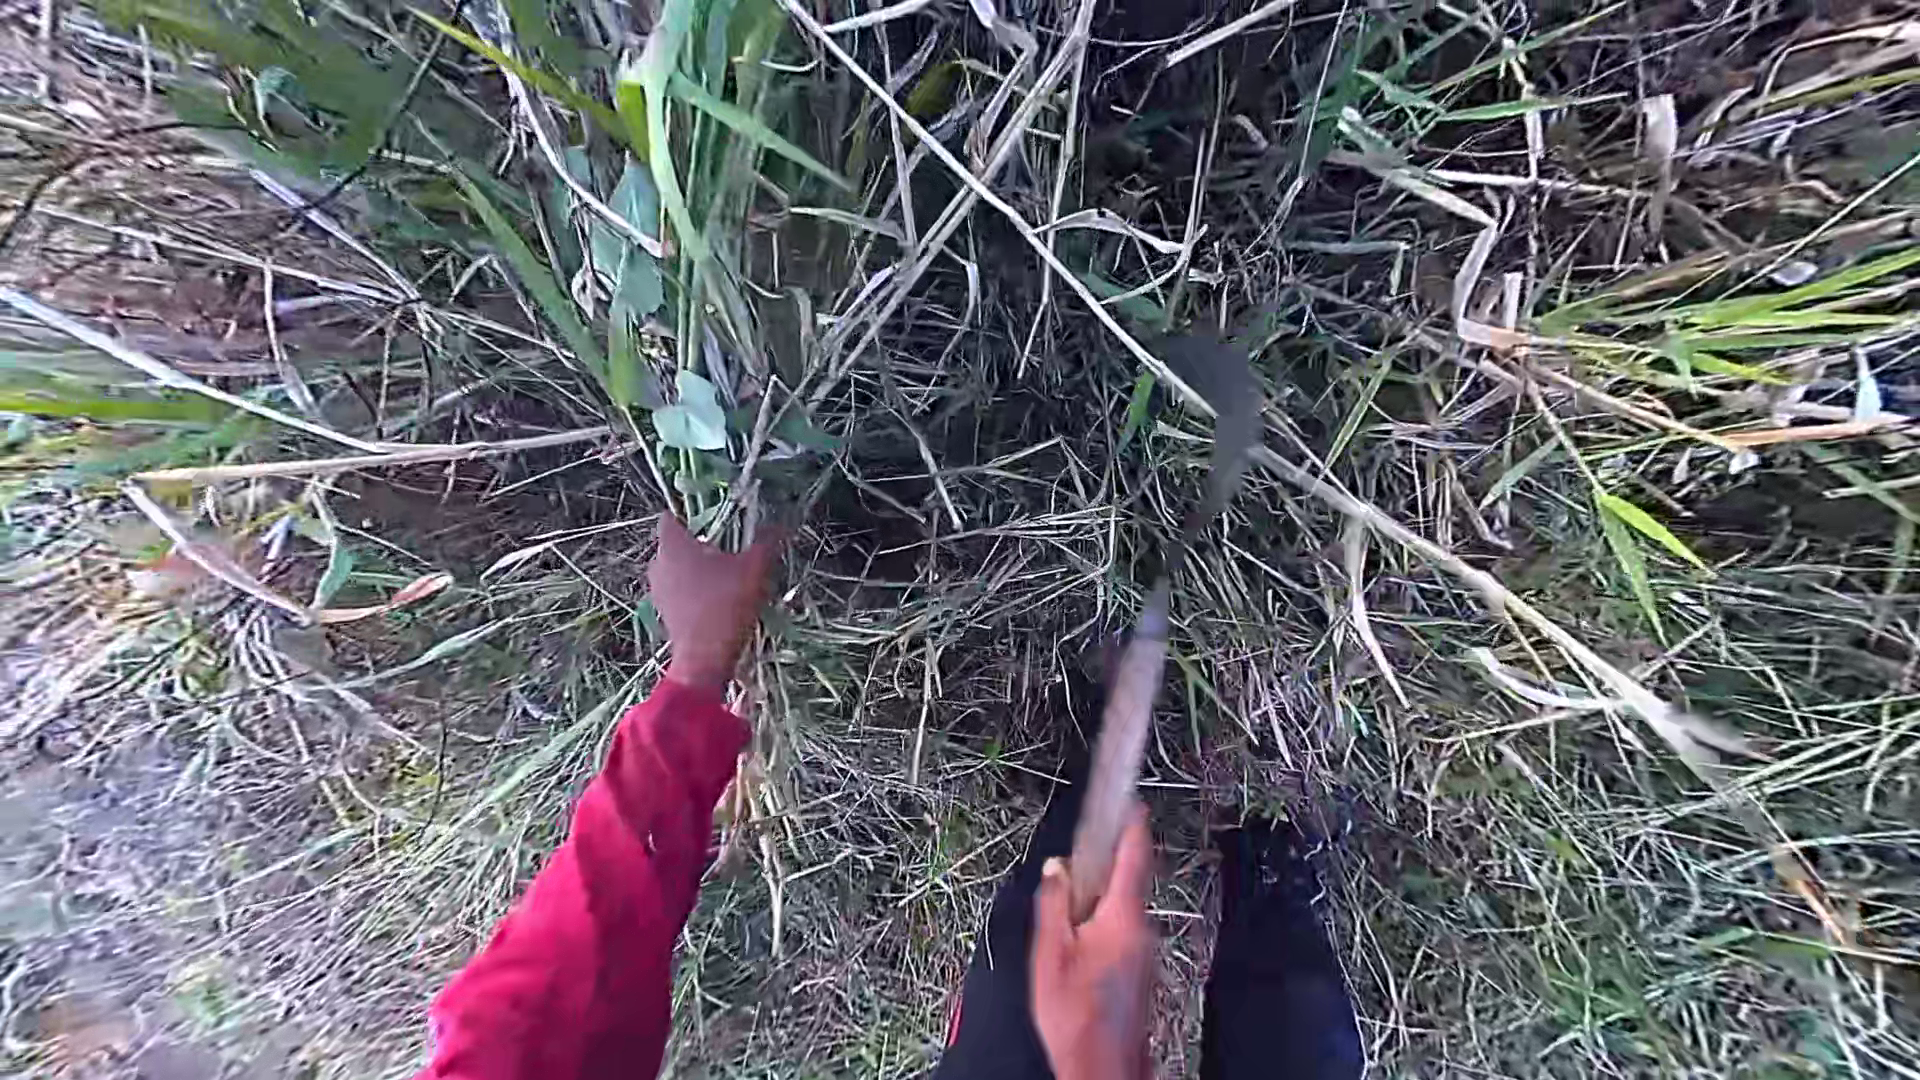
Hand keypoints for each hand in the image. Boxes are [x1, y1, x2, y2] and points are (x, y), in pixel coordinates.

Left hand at [649, 515, 780, 690]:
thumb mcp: (755, 568)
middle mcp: (658, 563)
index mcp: (673, 544)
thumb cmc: (726, 605)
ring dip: (698, 566)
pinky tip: (719, 596)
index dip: (693, 511)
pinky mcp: (664, 610)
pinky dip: (695, 587)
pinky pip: (679, 588)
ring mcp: (658, 589)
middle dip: (702, 540)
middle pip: (677, 541)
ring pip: (677, 566)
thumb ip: (767, 541)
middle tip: (731, 544)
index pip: (672, 515)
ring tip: (728, 571)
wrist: (706, 658)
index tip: (718, 515)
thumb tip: (780, 524)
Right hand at [1031, 805, 1156, 1079]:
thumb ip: (1053, 901)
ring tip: (1067, 916)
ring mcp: (1144, 951)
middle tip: (1073, 866)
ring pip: (1122, 905)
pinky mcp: (1139, 968)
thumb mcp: (1051, 952)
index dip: (1134, 825)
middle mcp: (1141, 930)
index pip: (1135, 857)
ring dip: (1098, 898)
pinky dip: (1102, 919)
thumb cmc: (1076, 1018)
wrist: (1102, 1074)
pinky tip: (1079, 943)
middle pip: (1126, 879)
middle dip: (1101, 866)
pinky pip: (1122, 927)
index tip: (1133, 802)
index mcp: (1122, 918)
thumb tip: (1056, 867)